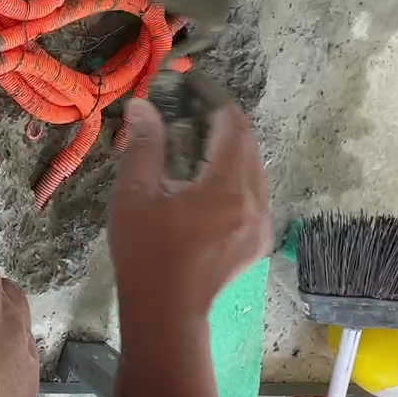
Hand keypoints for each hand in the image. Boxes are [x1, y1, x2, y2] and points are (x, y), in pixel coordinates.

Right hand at [110, 99, 271, 323]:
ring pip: (252, 169)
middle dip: (219, 121)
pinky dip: (230, 175)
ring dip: (226, 149)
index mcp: (228, 186)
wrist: (166, 311)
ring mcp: (262, 223)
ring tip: (189, 143)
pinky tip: (201, 182)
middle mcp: (256, 201)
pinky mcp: (257, 240)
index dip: (213, 99)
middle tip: (184, 110)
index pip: (234, 125)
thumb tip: (143, 106)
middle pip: (247, 144)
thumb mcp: (136, 195)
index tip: (188, 85)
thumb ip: (145, 146)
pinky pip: (251, 192)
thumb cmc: (145, 252)